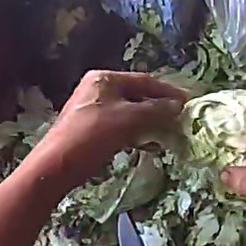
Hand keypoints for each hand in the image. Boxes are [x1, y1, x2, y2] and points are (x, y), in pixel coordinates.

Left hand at [24, 70, 187, 192]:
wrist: (56, 166)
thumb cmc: (91, 136)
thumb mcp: (128, 120)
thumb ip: (155, 110)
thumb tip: (178, 106)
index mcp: (105, 79)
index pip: (145, 80)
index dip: (168, 92)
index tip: (188, 102)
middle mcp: (98, 89)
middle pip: (137, 95)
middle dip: (160, 107)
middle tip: (181, 118)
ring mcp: (94, 109)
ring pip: (130, 111)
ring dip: (150, 122)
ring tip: (170, 132)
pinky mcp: (92, 129)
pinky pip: (121, 125)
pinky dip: (137, 132)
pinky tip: (150, 144)